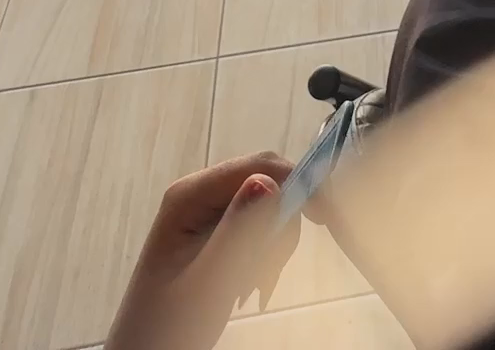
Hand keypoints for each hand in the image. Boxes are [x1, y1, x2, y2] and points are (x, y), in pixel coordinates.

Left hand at [104, 152, 296, 349]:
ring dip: (273, 242)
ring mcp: (205, 209)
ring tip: (256, 286)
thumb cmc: (170, 329)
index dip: (296, 181)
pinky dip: (265, 251)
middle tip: (272, 272)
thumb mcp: (209, 282)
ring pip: (266, 203)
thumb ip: (238, 230)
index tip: (324, 216)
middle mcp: (198, 192)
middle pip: (266, 181)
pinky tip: (251, 282)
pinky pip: (256, 224)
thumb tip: (267, 181)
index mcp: (189, 195)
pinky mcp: (214, 228)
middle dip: (281, 222)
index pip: (258, 165)